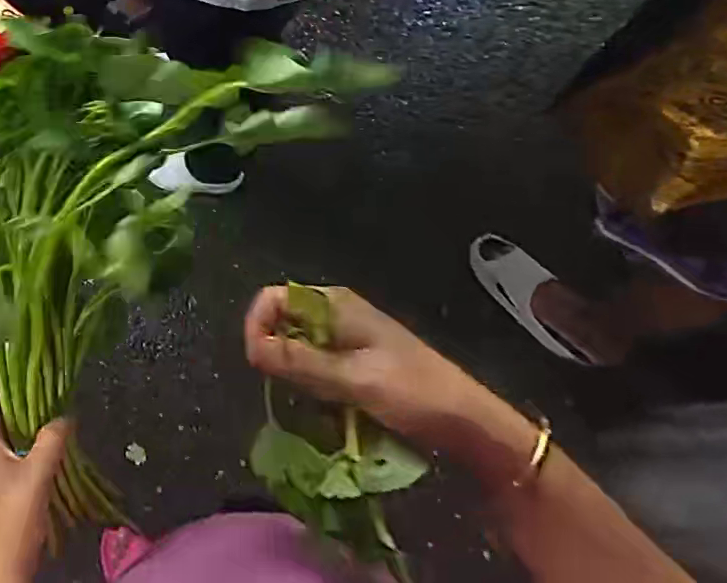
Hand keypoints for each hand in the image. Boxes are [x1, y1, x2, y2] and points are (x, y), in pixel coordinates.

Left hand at [0, 367, 68, 582]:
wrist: (3, 564)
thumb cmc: (12, 517)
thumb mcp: (36, 475)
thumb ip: (52, 439)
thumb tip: (67, 412)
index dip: (2, 365)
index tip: (22, 345)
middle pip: (0, 400)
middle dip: (21, 383)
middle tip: (46, 364)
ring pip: (9, 420)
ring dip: (28, 407)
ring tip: (53, 390)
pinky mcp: (2, 471)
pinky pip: (15, 438)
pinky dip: (29, 428)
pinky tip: (50, 428)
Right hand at [244, 286, 518, 450]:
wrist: (475, 427)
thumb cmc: (415, 393)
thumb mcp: (353, 378)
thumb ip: (300, 362)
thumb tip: (251, 349)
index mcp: (333, 303)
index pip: (272, 298)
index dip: (256, 324)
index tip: (256, 362)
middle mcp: (335, 313)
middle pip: (282, 322)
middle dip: (276, 352)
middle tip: (284, 387)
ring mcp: (346, 337)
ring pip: (298, 347)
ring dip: (294, 372)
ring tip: (308, 400)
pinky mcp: (355, 361)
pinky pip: (316, 365)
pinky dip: (312, 383)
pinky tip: (324, 406)